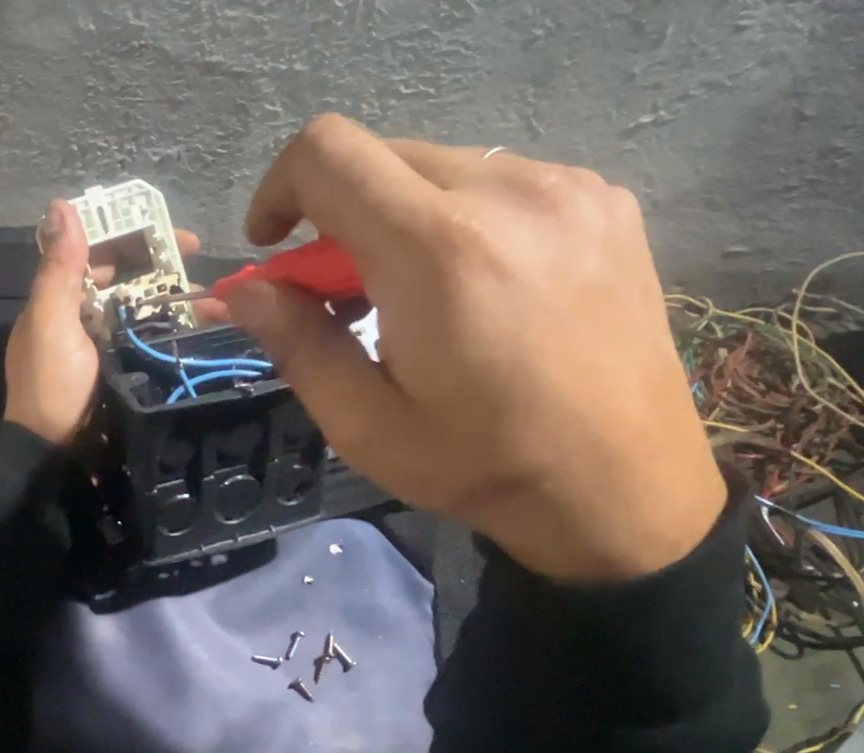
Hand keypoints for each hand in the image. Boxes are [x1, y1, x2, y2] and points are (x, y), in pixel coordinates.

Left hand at [2, 199, 203, 444]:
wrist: (55, 453)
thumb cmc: (51, 385)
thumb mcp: (51, 322)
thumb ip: (59, 268)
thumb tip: (62, 204)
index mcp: (58, 298)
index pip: (97, 252)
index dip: (132, 235)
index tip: (171, 233)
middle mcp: (80, 316)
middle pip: (124, 279)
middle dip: (162, 268)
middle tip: (201, 268)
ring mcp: (101, 346)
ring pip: (141, 310)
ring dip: (174, 301)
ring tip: (212, 302)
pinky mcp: (120, 371)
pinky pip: (149, 341)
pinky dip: (173, 333)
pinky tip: (202, 330)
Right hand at [220, 116, 724, 581]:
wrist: (623, 486)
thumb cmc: (482, 466)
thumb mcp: (365, 425)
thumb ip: (296, 343)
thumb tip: (240, 288)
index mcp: (437, 253)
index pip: (328, 154)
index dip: (279, 190)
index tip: (273, 247)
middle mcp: (507, 193)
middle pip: (380, 156)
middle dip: (337, 217)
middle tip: (341, 295)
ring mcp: (567, 189)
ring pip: (440, 166)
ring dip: (400, 218)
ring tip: (417, 298)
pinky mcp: (604, 200)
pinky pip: (500, 181)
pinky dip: (461, 219)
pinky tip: (480, 287)